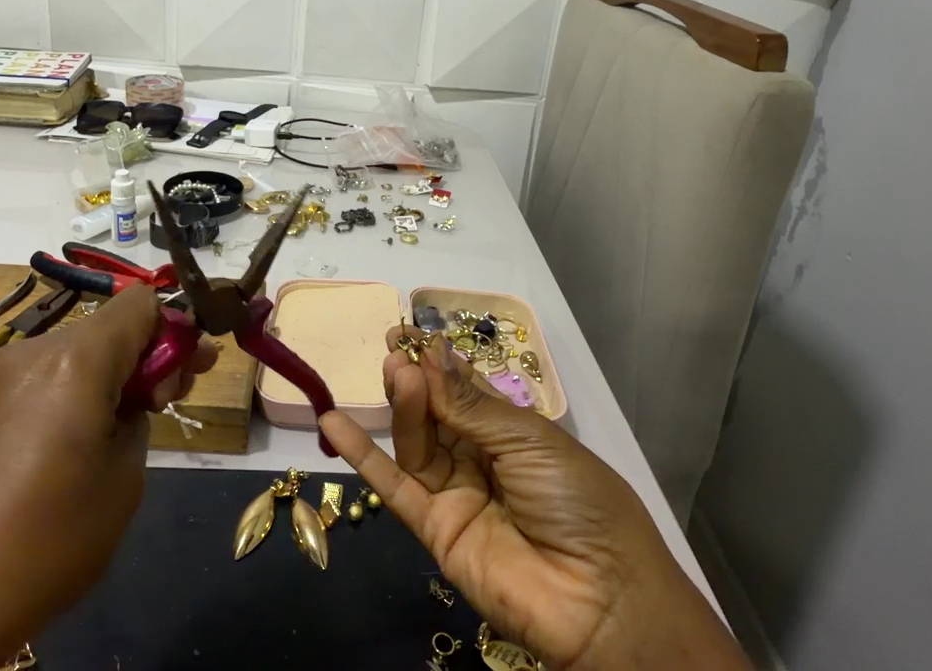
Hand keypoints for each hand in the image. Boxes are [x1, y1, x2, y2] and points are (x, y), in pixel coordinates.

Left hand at [0, 286, 216, 670]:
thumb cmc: (49, 537)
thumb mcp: (124, 476)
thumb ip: (139, 416)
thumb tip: (133, 397)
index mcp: (74, 358)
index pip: (142, 304)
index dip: (178, 329)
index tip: (194, 372)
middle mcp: (33, 353)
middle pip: (108, 327)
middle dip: (148, 354)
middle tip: (170, 403)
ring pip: (77, 354)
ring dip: (113, 377)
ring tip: (128, 430)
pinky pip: (45, 382)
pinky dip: (77, 395)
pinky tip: (81, 445)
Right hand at [319, 331, 746, 670]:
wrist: (598, 598)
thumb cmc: (578, 501)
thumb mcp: (530, 441)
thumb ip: (471, 406)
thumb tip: (432, 356)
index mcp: (515, 433)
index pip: (468, 390)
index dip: (440, 363)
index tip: (411, 334)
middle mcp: (482, 459)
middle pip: (438, 413)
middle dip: (417, 380)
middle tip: (396, 348)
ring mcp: (456, 494)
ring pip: (418, 443)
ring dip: (403, 408)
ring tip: (392, 371)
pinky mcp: (434, 528)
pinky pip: (394, 487)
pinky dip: (362, 456)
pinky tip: (333, 423)